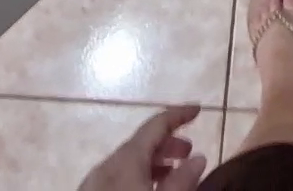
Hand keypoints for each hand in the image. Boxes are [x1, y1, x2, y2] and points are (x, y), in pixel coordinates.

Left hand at [78, 105, 208, 190]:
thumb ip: (182, 181)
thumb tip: (198, 158)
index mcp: (126, 159)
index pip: (156, 124)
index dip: (179, 114)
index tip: (199, 109)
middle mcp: (107, 166)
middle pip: (141, 142)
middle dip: (168, 143)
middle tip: (190, 151)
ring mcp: (94, 184)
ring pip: (128, 162)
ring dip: (154, 162)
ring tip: (173, 175)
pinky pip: (117, 178)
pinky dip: (138, 176)